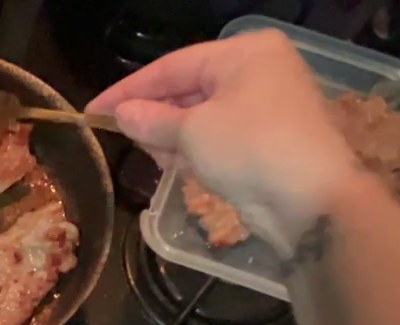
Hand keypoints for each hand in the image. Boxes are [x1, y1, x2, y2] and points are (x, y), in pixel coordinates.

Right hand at [88, 30, 363, 248]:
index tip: (93, 110)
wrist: (306, 197)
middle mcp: (254, 71)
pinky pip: (212, 138)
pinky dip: (191, 151)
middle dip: (152, 115)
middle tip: (118, 137)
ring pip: (197, 117)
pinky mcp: (260, 140)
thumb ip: (152, 120)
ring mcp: (260, 106)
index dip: (128, 90)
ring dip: (170, 137)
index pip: (172, 66)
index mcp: (243, 53)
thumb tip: (121, 114)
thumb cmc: (249, 148)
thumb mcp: (192, 132)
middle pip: (186, 89)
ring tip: (153, 156)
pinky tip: (177, 167)